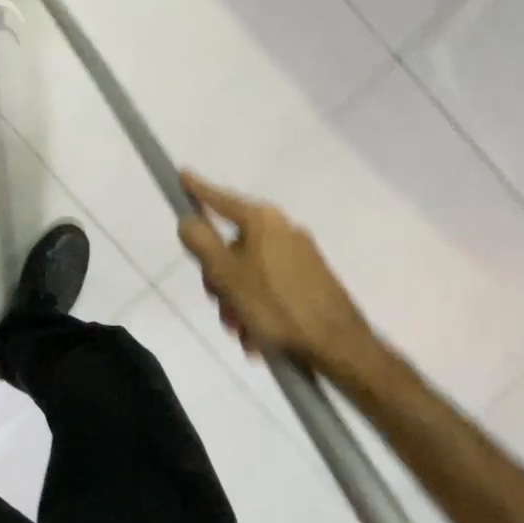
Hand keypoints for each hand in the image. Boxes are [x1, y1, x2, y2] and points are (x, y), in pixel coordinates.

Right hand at [176, 171, 373, 373]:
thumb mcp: (225, 273)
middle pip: (231, 245)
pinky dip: (259, 310)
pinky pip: (272, 290)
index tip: (182, 174)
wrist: (342, 349)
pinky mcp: (313, 282)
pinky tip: (258, 339)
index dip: (197, 188)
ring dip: (237, 301)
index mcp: (262, 220)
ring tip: (240, 331)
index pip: (220, 199)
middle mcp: (283, 230)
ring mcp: (301, 257)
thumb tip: (188, 221)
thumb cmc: (276, 305)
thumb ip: (199, 242)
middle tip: (217, 302)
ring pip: (250, 272)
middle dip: (218, 278)